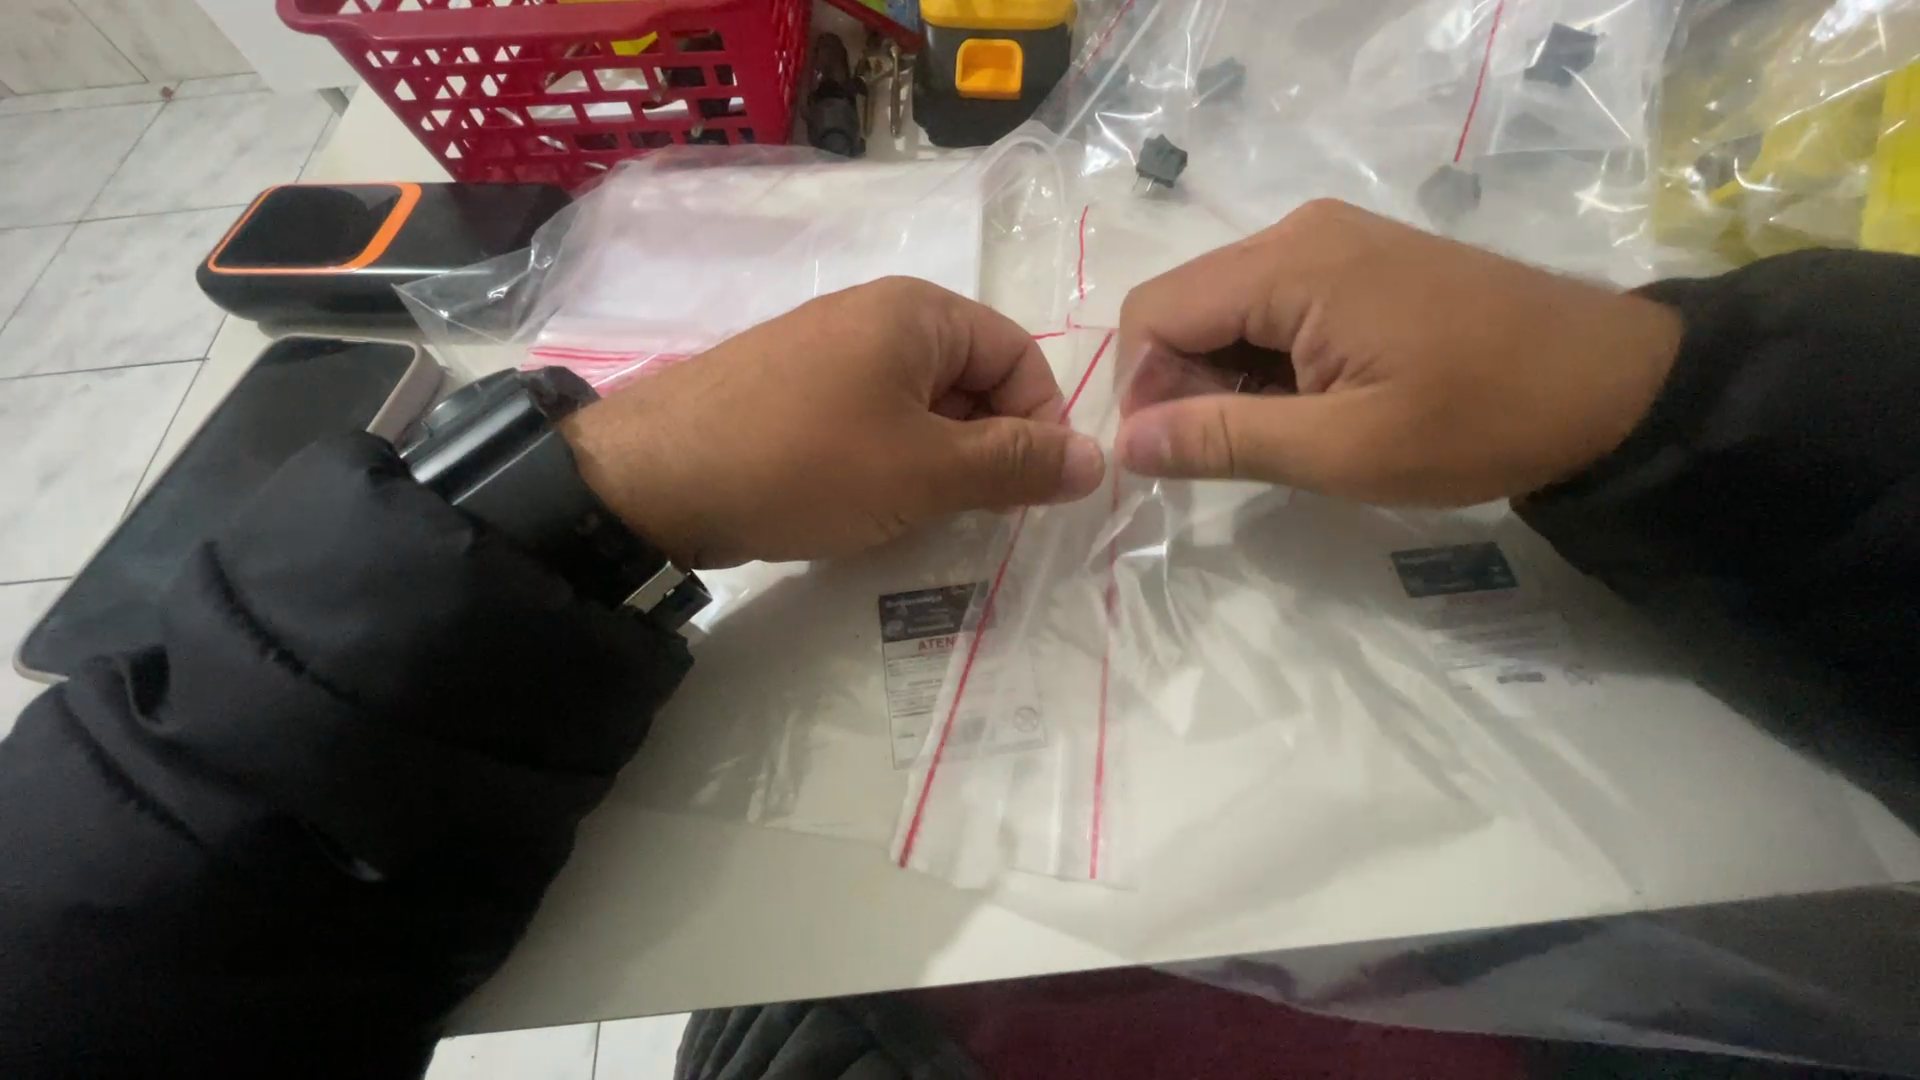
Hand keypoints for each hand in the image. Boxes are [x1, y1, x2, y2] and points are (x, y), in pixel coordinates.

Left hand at [560, 277, 1105, 568]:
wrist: (654, 480)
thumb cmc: (808, 463)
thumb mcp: (926, 472)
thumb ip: (1016, 464)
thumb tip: (1097, 460)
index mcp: (919, 313)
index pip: (1020, 357)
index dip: (1040, 424)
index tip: (1029, 492)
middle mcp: (877, 316)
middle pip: (972, 380)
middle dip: (986, 448)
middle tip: (971, 512)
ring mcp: (830, 352)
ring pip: (922, 408)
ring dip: (938, 462)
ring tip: (915, 512)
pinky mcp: (795, 390)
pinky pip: (872, 420)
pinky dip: (890, 461)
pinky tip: (867, 501)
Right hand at [1116, 200, 1684, 505]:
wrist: (1617, 389)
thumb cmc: (1478, 422)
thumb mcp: (1340, 448)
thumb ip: (1220, 440)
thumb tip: (1123, 446)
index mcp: (1289, 264)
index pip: (1153, 315)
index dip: (1141, 390)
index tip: (1170, 455)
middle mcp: (1295, 234)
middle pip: (1180, 309)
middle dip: (1177, 386)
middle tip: (1226, 451)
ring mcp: (1325, 244)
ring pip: (1216, 313)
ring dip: (1216, 380)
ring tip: (1272, 433)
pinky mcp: (1349, 265)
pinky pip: (1261, 311)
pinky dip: (1254, 365)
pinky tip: (1297, 404)